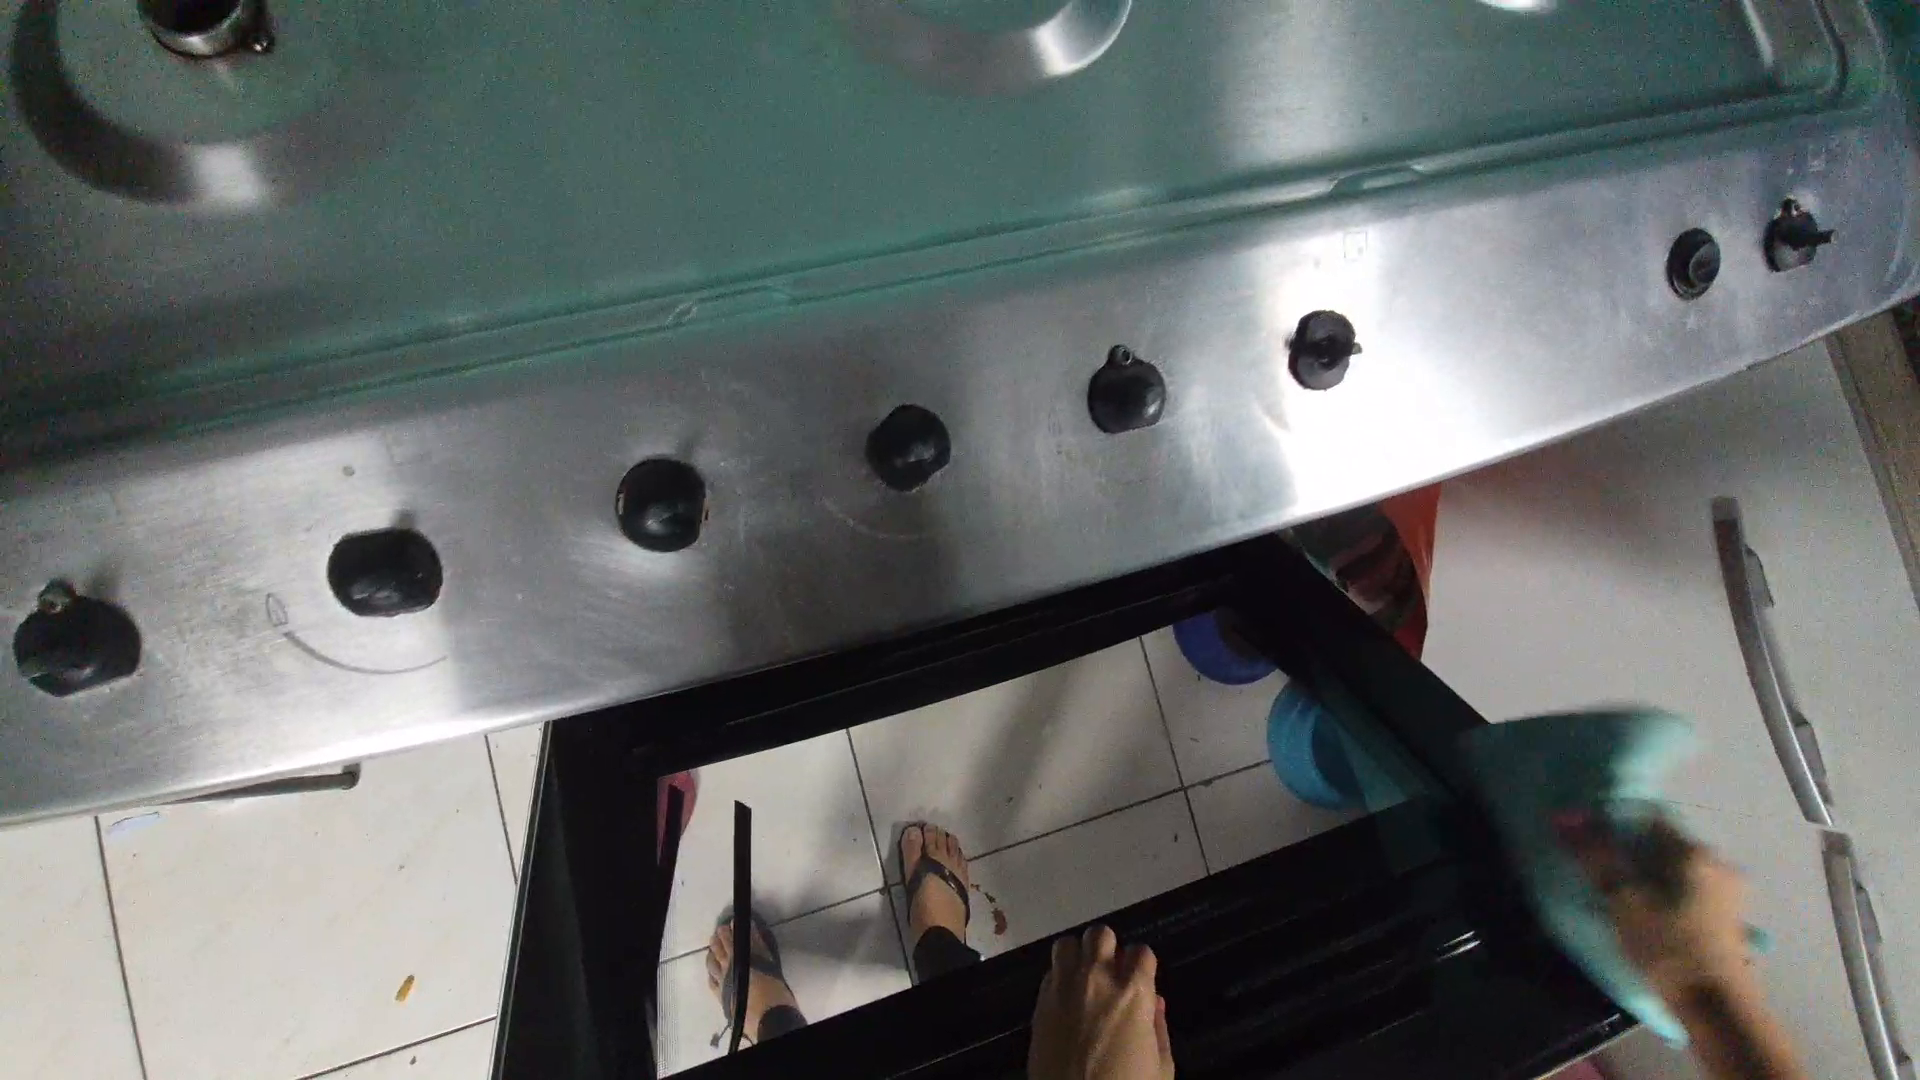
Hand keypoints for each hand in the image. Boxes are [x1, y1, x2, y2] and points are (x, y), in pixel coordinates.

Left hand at [1029, 925, 1173, 1079]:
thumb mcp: (1160, 1070)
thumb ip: (1158, 1028)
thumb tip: (1154, 1001)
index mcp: (1133, 992)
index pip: (1141, 951)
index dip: (1142, 965)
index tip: (1141, 979)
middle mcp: (1097, 978)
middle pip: (1101, 934)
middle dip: (1108, 949)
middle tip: (1111, 974)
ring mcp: (1064, 986)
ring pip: (1067, 943)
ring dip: (1078, 955)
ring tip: (1085, 978)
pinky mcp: (1040, 1001)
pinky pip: (1050, 972)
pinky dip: (1060, 978)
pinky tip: (1067, 999)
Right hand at [1559, 815, 1757, 1006]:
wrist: (1718, 1010)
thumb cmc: (1666, 945)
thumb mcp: (1619, 895)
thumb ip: (1593, 852)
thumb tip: (1563, 814)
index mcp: (1693, 852)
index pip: (1642, 815)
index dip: (1608, 822)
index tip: (1586, 841)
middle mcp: (1717, 864)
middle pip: (1656, 841)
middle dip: (1623, 849)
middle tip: (1596, 870)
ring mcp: (1727, 891)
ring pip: (1669, 865)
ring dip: (1640, 871)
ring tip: (1615, 893)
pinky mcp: (1726, 915)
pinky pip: (1683, 885)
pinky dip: (1658, 889)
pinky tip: (1643, 910)